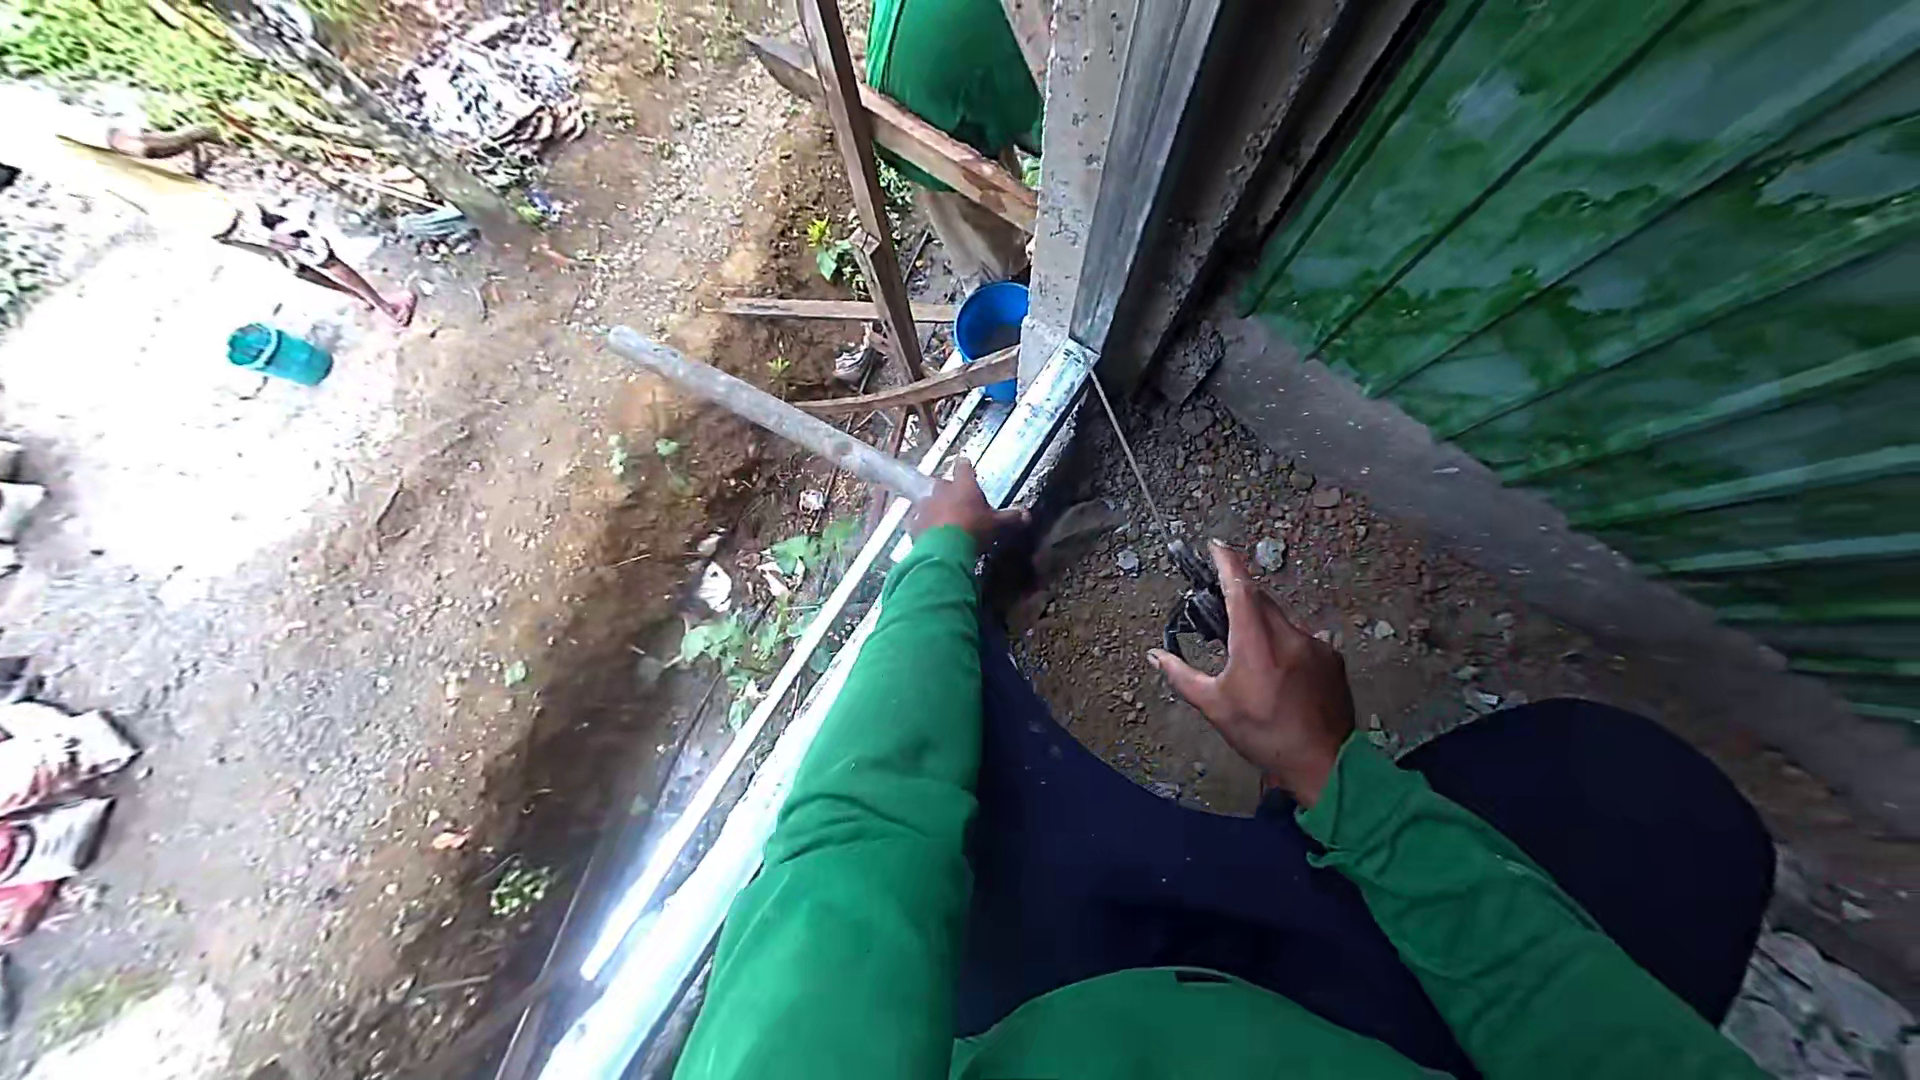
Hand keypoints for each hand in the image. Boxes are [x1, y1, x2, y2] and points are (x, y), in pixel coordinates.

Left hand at [910, 457, 1026, 543]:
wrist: (944, 550)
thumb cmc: (973, 530)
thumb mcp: (997, 525)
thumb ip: (1011, 519)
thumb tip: (1027, 515)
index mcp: (963, 486)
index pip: (963, 468)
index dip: (965, 466)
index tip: (964, 464)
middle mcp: (941, 491)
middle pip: (942, 484)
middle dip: (948, 491)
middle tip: (957, 502)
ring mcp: (925, 506)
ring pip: (928, 502)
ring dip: (935, 508)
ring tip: (943, 521)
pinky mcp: (913, 524)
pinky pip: (918, 522)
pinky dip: (923, 526)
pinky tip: (929, 535)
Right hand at [1148, 540, 1354, 805]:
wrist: (1323, 764)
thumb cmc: (1263, 734)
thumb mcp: (1214, 705)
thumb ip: (1181, 674)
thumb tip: (1155, 654)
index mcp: (1255, 641)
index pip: (1240, 588)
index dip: (1226, 562)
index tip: (1215, 546)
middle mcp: (1288, 635)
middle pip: (1260, 600)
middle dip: (1240, 599)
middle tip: (1221, 615)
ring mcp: (1315, 645)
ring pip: (1280, 621)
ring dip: (1261, 627)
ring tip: (1251, 661)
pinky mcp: (1331, 659)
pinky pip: (1300, 639)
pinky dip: (1283, 645)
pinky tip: (1277, 675)